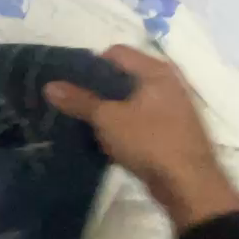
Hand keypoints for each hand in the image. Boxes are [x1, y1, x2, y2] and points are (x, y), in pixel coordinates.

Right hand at [44, 46, 238, 232]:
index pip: (115, 53)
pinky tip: (104, 136)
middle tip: (72, 101)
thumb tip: (49, 85)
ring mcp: (171, 106)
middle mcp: (167, 82)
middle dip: (96, 88)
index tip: (70, 84)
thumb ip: (78, 100)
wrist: (189, 185)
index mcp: (156, 71)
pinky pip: (138, 116)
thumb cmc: (150, 141)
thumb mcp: (107, 119)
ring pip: (129, 98)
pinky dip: (121, 122)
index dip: (90, 65)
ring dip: (107, 107)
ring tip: (84, 120)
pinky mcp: (170, 128)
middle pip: (122, 75)